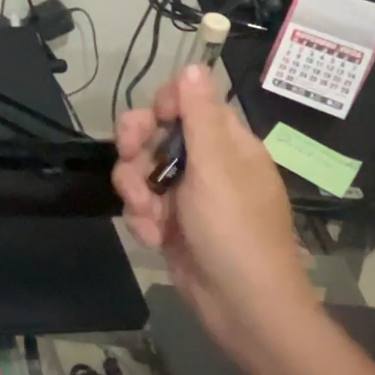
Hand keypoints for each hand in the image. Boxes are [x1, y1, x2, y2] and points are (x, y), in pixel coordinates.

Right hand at [112, 65, 317, 356]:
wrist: (242, 309)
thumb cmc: (236, 232)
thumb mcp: (216, 168)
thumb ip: (200, 116)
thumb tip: (194, 65)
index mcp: (228, 145)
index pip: (187, 102)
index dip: (163, 107)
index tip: (154, 122)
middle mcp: (207, 164)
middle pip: (154, 133)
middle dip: (136, 148)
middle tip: (131, 161)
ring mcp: (187, 195)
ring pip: (139, 169)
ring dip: (135, 189)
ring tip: (148, 215)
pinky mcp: (170, 222)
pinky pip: (141, 204)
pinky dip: (142, 218)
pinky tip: (154, 236)